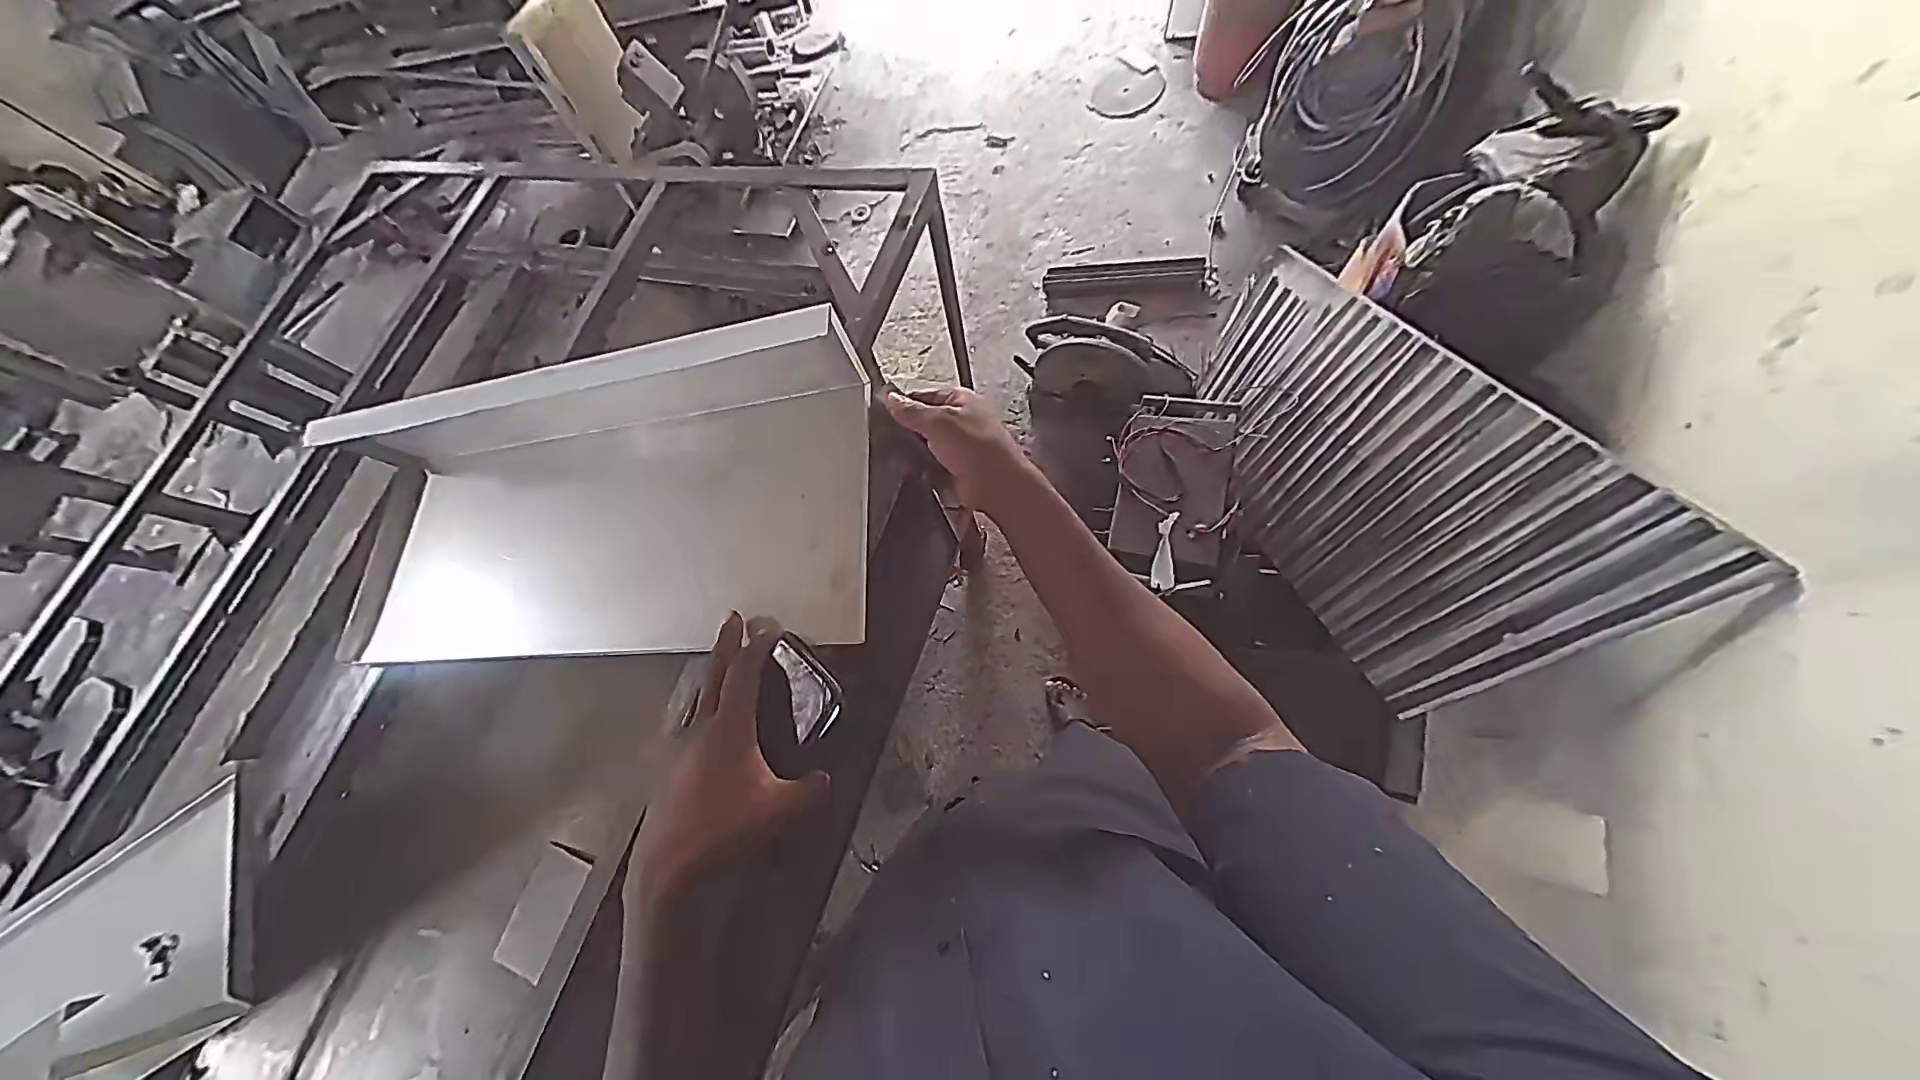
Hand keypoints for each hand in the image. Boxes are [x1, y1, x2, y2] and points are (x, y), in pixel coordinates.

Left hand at [639, 613, 828, 893]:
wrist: (670, 864)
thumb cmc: (726, 829)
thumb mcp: (781, 809)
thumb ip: (809, 791)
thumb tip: (823, 779)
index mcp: (730, 728)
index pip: (745, 674)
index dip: (758, 648)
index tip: (770, 630)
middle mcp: (700, 726)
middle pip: (714, 672)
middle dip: (727, 643)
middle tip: (733, 619)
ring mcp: (676, 744)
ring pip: (693, 694)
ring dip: (707, 672)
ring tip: (713, 661)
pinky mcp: (661, 764)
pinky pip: (678, 721)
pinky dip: (689, 706)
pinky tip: (688, 717)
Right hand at [884, 388, 1036, 516]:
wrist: (995, 485)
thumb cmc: (980, 448)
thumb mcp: (938, 421)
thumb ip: (912, 410)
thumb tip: (893, 400)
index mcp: (960, 400)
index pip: (924, 396)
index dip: (905, 403)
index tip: (886, 411)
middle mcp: (962, 422)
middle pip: (925, 421)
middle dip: (910, 429)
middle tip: (894, 435)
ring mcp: (960, 446)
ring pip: (928, 445)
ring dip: (917, 451)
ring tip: (905, 454)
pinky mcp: (956, 468)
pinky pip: (932, 464)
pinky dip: (924, 467)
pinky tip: (917, 469)